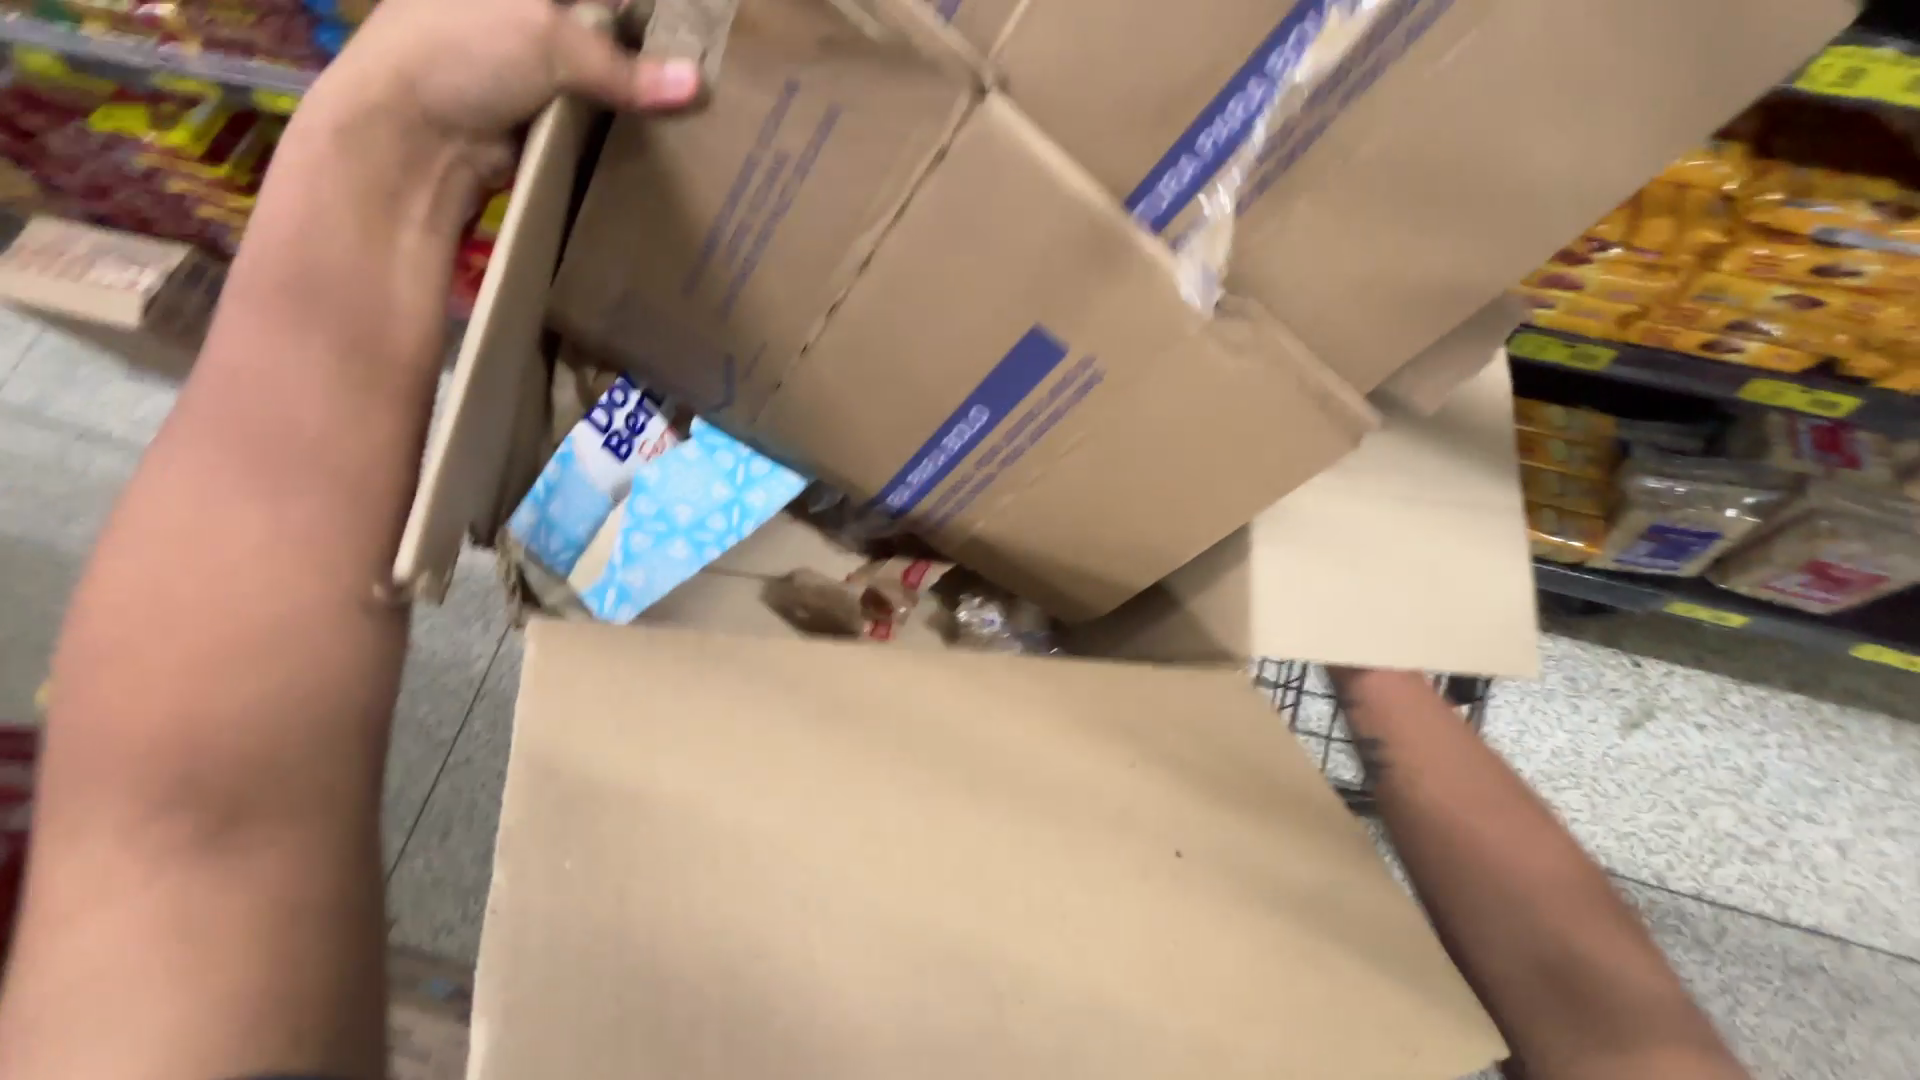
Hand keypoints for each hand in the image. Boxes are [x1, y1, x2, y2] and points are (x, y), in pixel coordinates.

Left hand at [309, 0, 699, 169]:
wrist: (412, 136)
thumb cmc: (463, 52)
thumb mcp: (548, 39)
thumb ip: (625, 66)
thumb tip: (697, 85)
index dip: (641, 9)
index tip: (693, 25)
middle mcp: (529, 13)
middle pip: (607, 24)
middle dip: (651, 47)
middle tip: (705, 66)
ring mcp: (536, 65)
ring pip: (607, 73)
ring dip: (641, 90)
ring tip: (695, 103)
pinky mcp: (544, 114)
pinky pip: (597, 115)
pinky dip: (623, 123)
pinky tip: (661, 130)